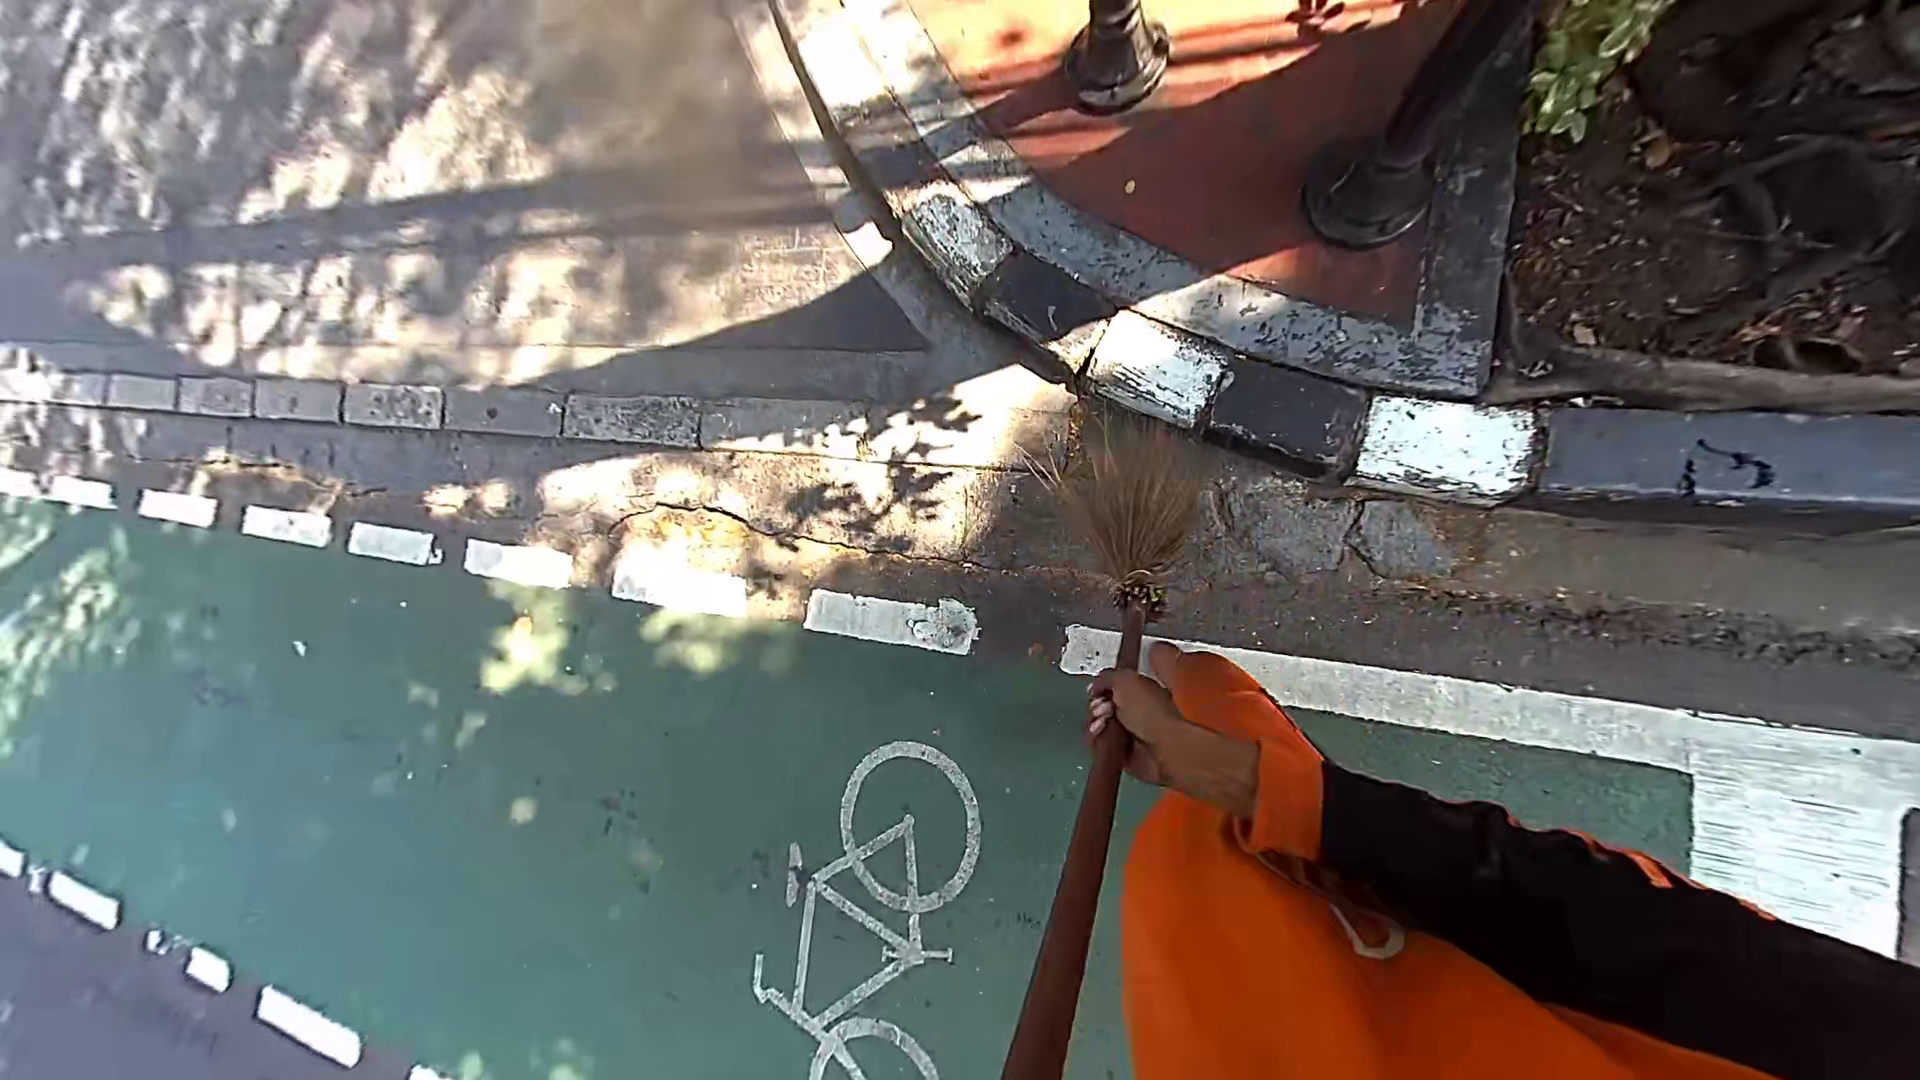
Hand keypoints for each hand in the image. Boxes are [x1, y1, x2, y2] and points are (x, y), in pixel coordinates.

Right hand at [1087, 642, 1259, 818]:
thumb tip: (1095, 687)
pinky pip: (1097, 745)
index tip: (1099, 692)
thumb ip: (1107, 677)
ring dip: (1094, 722)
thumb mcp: (1125, 679)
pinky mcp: (1120, 754)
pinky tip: (1101, 735)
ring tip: (1103, 724)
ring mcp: (1127, 734)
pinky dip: (1095, 739)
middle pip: (1100, 707)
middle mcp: (1134, 713)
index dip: (1101, 689)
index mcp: (1140, 693)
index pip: (1111, 688)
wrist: (1163, 748)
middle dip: (1096, 706)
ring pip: (1097, 725)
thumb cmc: (1150, 712)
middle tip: (1104, 709)